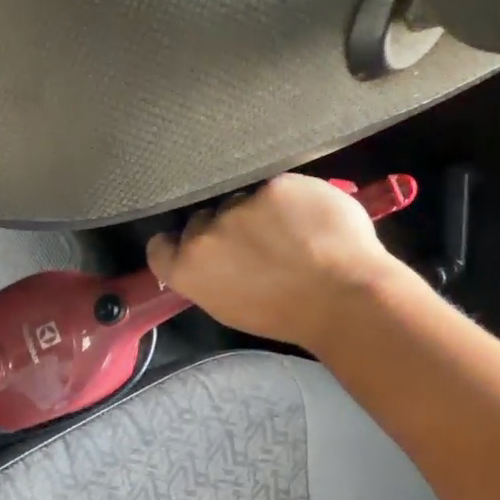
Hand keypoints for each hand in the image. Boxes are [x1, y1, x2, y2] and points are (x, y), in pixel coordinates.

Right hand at [146, 174, 421, 351]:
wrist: (340, 296)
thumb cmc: (282, 313)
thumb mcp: (224, 305)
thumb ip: (205, 277)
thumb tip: (211, 260)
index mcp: (185, 270)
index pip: (160, 246)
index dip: (176, 243)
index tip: (193, 246)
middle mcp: (202, 236)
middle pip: (202, 219)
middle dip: (221, 227)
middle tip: (252, 242)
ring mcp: (238, 207)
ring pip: (240, 201)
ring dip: (256, 210)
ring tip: (288, 229)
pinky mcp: (275, 186)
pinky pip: (275, 186)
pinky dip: (290, 199)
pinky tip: (309, 217)